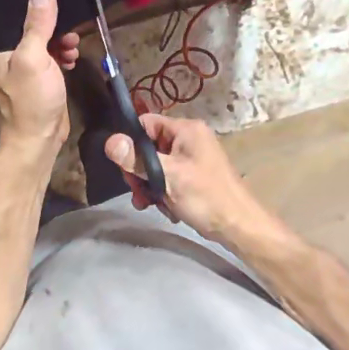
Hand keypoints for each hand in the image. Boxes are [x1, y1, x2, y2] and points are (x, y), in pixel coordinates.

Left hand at [0, 0, 80, 158]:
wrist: (38, 140)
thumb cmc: (31, 100)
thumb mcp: (33, 59)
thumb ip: (37, 26)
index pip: (14, 15)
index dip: (35, 6)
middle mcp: (8, 54)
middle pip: (32, 26)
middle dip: (54, 25)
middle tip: (70, 32)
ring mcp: (25, 67)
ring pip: (45, 41)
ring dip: (62, 40)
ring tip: (73, 47)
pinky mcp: (40, 77)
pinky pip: (52, 56)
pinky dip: (63, 54)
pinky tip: (72, 58)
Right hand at [105, 113, 276, 249]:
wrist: (239, 227)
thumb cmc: (205, 196)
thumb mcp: (168, 176)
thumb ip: (137, 159)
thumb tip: (110, 141)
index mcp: (187, 129)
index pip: (146, 122)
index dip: (131, 142)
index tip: (124, 166)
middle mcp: (190, 138)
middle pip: (149, 145)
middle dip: (140, 170)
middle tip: (137, 190)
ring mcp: (193, 157)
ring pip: (157, 164)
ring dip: (150, 184)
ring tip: (149, 203)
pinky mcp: (194, 174)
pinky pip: (168, 176)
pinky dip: (162, 190)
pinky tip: (164, 206)